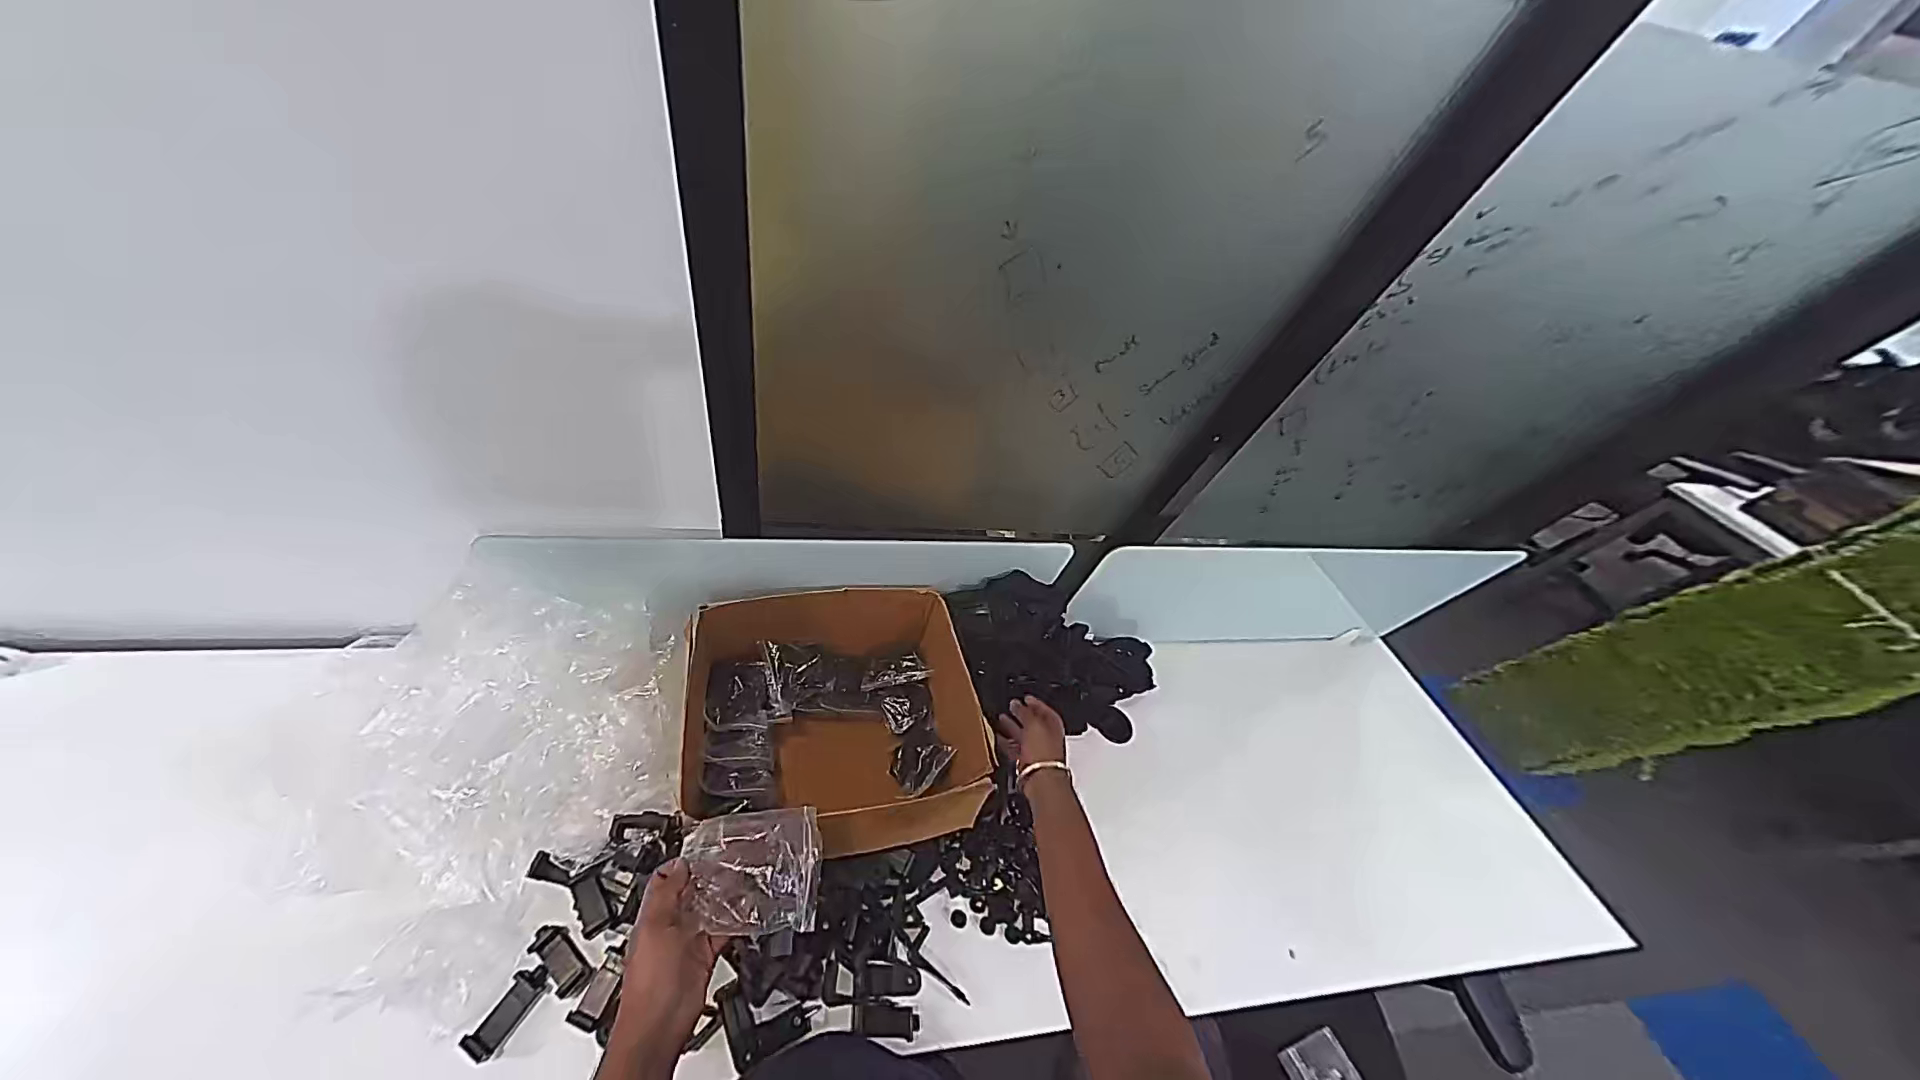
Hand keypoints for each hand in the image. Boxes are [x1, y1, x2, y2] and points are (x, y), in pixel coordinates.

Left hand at [613, 859, 725, 1064]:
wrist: (660, 1026)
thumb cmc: (649, 985)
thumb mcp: (654, 928)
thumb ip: (665, 895)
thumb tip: (676, 864)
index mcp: (654, 917)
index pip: (668, 881)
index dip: (684, 863)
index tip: (704, 847)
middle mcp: (672, 926)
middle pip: (693, 893)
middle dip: (710, 877)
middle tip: (732, 858)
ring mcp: (690, 941)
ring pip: (710, 909)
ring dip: (725, 896)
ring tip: (744, 876)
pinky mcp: (706, 955)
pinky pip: (724, 931)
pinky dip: (737, 919)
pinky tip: (748, 908)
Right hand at [993, 694, 1067, 770]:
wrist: (1041, 779)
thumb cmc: (1044, 752)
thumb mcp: (1033, 724)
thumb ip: (1025, 712)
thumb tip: (1018, 704)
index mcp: (1053, 725)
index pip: (1044, 710)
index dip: (1034, 702)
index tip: (1025, 698)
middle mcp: (1046, 738)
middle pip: (1032, 722)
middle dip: (1021, 714)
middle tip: (1011, 706)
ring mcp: (1036, 751)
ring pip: (1022, 735)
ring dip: (1012, 727)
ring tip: (1001, 719)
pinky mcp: (1026, 763)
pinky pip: (1014, 749)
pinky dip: (1006, 743)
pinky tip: (998, 738)